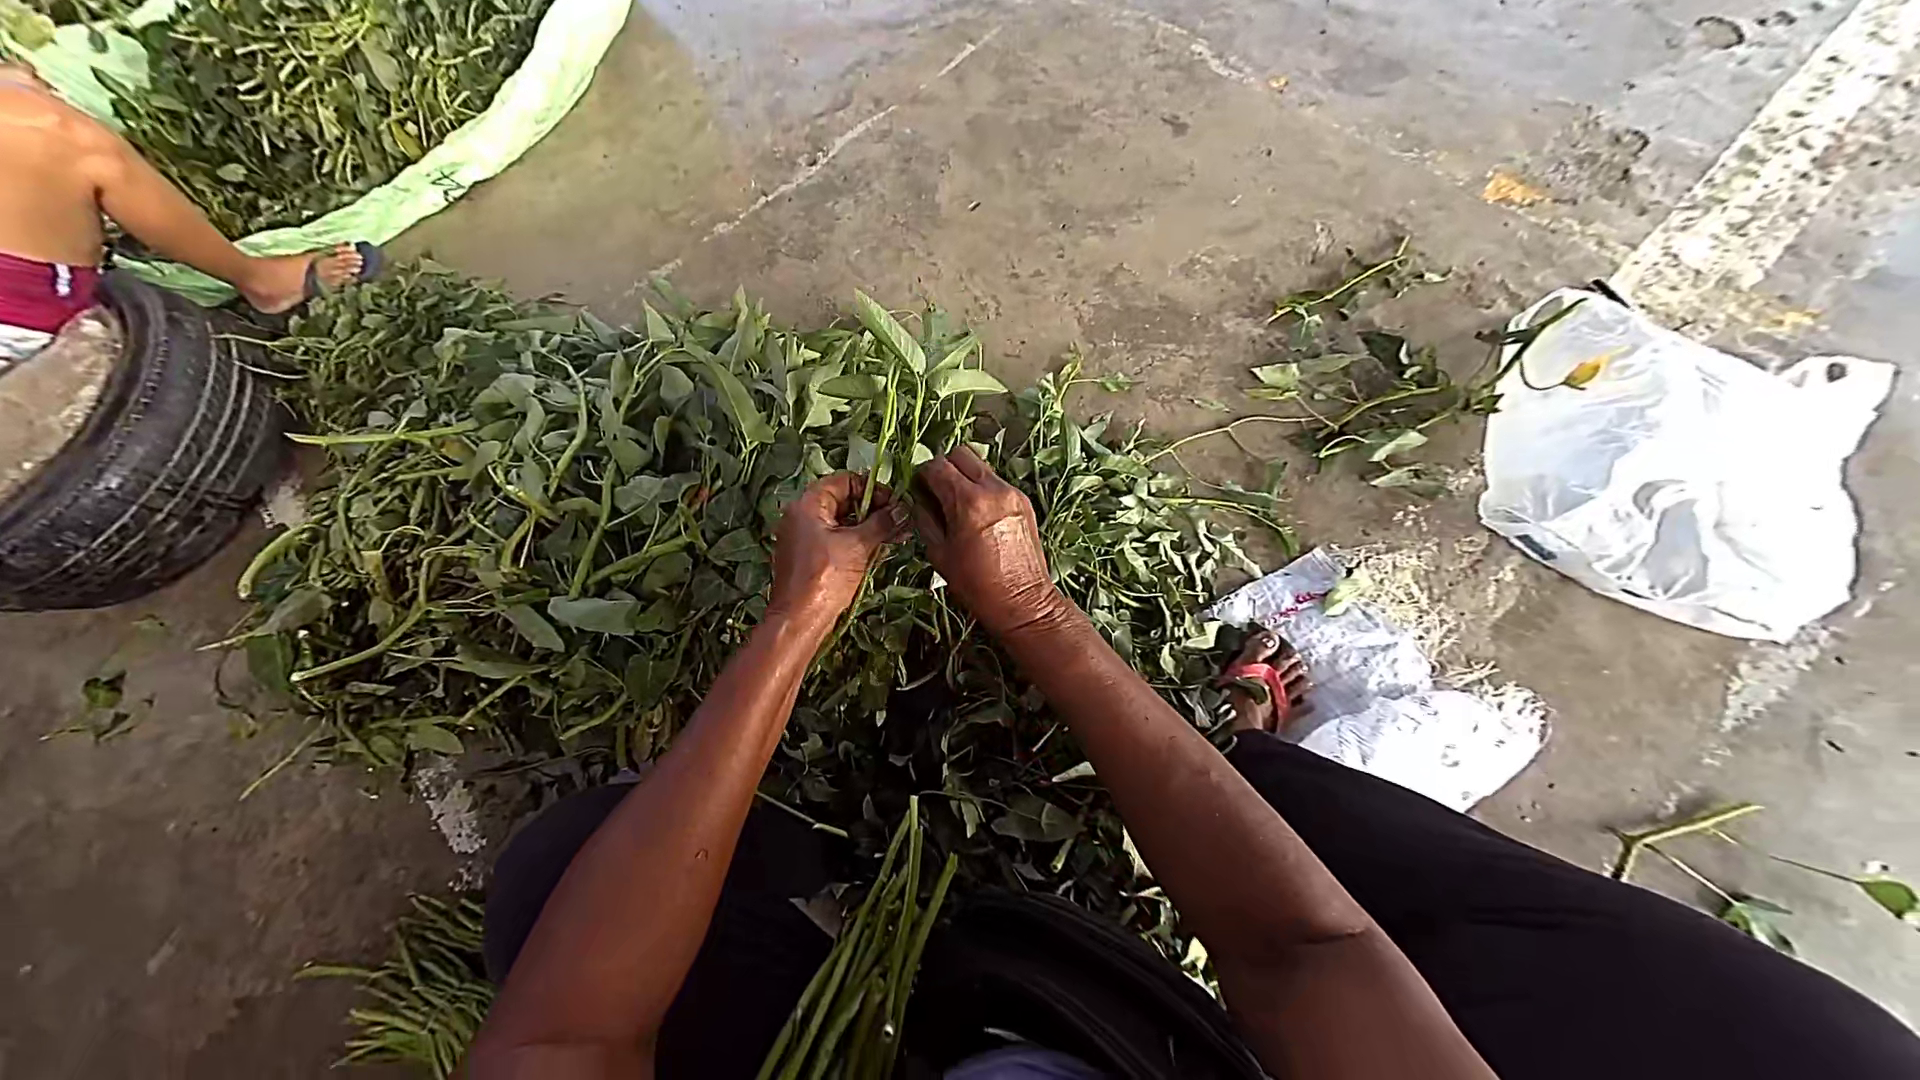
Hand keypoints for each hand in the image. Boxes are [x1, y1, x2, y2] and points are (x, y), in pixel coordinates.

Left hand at [769, 473, 903, 623]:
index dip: (873, 488)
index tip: (894, 503)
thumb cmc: (825, 577)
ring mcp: (803, 537)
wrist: (799, 619)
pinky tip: (879, 550)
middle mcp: (801, 515)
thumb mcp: (858, 546)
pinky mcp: (809, 556)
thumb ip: (882, 523)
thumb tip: (903, 509)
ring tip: (896, 536)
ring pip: (842, 522)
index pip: (845, 481)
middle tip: (899, 520)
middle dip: (874, 509)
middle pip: (844, 500)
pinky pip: (836, 539)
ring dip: (869, 527)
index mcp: (808, 504)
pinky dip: (857, 541)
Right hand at [912, 445, 1066, 636]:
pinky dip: (982, 489)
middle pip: (961, 453)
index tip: (919, 489)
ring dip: (964, 477)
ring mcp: (1012, 493)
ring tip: (957, 505)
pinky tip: (977, 515)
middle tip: (937, 490)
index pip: (937, 465)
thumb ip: (925, 517)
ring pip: (980, 465)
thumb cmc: (977, 585)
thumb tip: (918, 498)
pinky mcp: (1023, 501)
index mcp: (968, 502)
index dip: (922, 475)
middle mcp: (993, 490)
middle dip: (944, 468)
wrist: (1022, 600)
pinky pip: (995, 482)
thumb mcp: (939, 553)